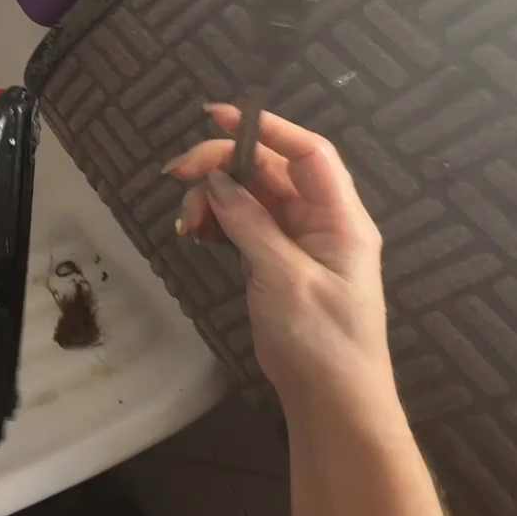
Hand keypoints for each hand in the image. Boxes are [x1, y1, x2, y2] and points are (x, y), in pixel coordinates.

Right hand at [163, 105, 392, 413]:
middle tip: (177, 176)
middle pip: (267, 170)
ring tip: (187, 222)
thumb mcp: (284, 276)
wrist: (331, 398)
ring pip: (247, 194)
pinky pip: (239, 220)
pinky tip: (195, 233)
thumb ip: (250, 223)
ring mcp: (295, 238)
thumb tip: (216, 180)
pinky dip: (214, 219)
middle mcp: (319, 220)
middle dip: (220, 166)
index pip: (308, 153)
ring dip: (211, 197)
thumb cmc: (322, 338)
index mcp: (340, 219)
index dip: (266, 127)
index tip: (216, 117)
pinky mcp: (273, 256)